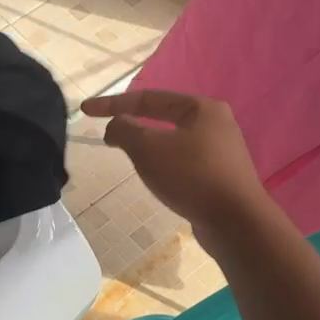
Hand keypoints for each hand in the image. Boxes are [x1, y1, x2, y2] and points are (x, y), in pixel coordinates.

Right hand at [80, 89, 270, 237]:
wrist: (235, 221)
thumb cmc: (190, 176)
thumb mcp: (147, 148)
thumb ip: (125, 130)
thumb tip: (116, 125)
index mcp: (201, 108)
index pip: (148, 98)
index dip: (112, 103)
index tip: (85, 110)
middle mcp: (215, 123)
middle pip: (162, 117)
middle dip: (131, 123)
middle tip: (107, 135)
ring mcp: (220, 150)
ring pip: (171, 140)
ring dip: (146, 145)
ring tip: (126, 156)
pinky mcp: (219, 175)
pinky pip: (181, 160)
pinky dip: (161, 162)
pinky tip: (153, 176)